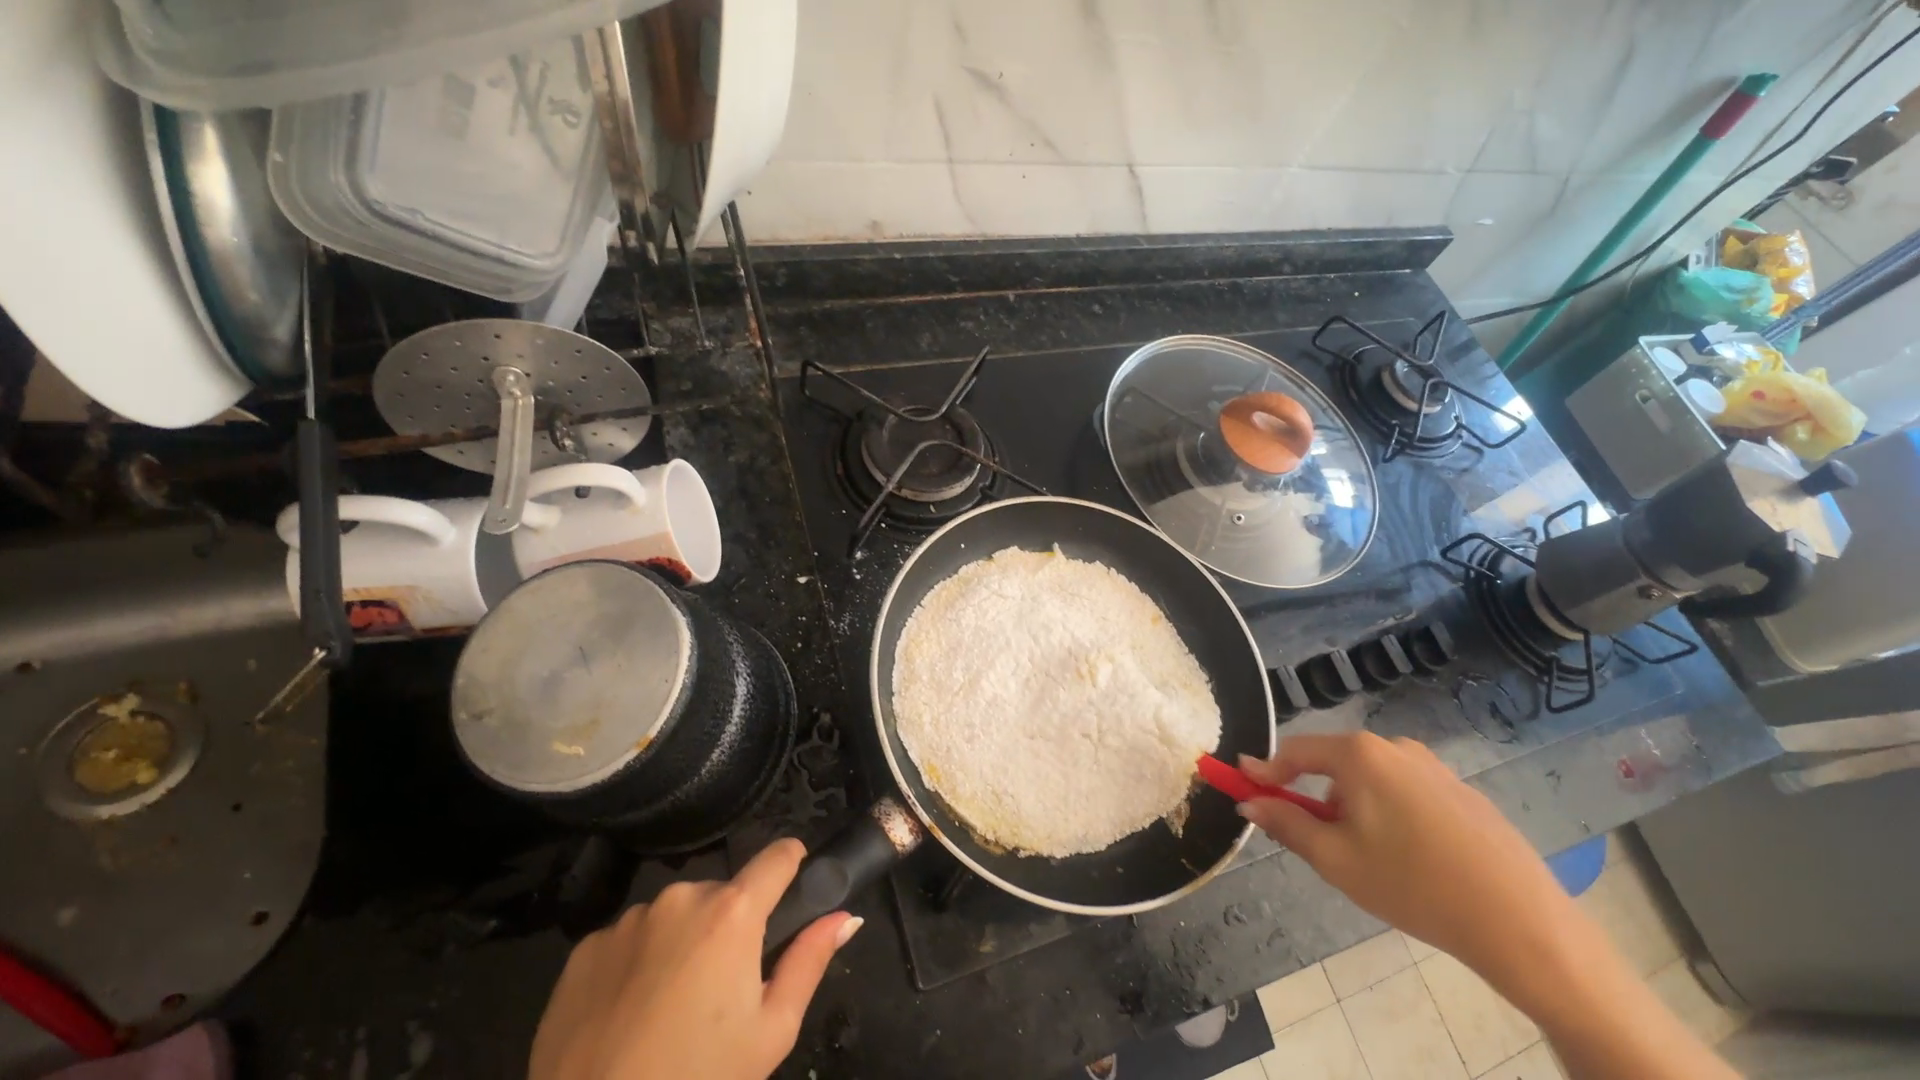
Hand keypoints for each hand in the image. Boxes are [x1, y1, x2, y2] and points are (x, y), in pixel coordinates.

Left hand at [528, 838, 860, 1079]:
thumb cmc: (700, 1076)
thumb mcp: (773, 1029)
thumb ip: (811, 960)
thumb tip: (845, 916)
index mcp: (732, 912)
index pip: (776, 857)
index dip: (792, 865)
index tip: (794, 885)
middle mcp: (679, 899)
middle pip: (723, 894)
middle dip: (732, 926)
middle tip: (726, 988)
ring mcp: (627, 920)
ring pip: (674, 916)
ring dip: (683, 942)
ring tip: (674, 1006)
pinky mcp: (586, 947)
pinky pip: (629, 939)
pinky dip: (639, 962)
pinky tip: (632, 1013)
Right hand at [1236, 733, 1575, 978]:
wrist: (1516, 917)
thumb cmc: (1411, 883)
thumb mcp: (1335, 859)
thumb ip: (1287, 825)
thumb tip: (1250, 803)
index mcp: (1360, 755)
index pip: (1295, 751)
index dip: (1265, 771)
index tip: (1243, 788)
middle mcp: (1396, 748)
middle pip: (1335, 764)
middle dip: (1316, 797)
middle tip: (1319, 845)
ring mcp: (1434, 768)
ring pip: (1372, 781)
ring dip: (1355, 809)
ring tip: (1372, 862)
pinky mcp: (1462, 792)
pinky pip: (1406, 794)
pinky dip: (1392, 817)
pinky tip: (1413, 862)